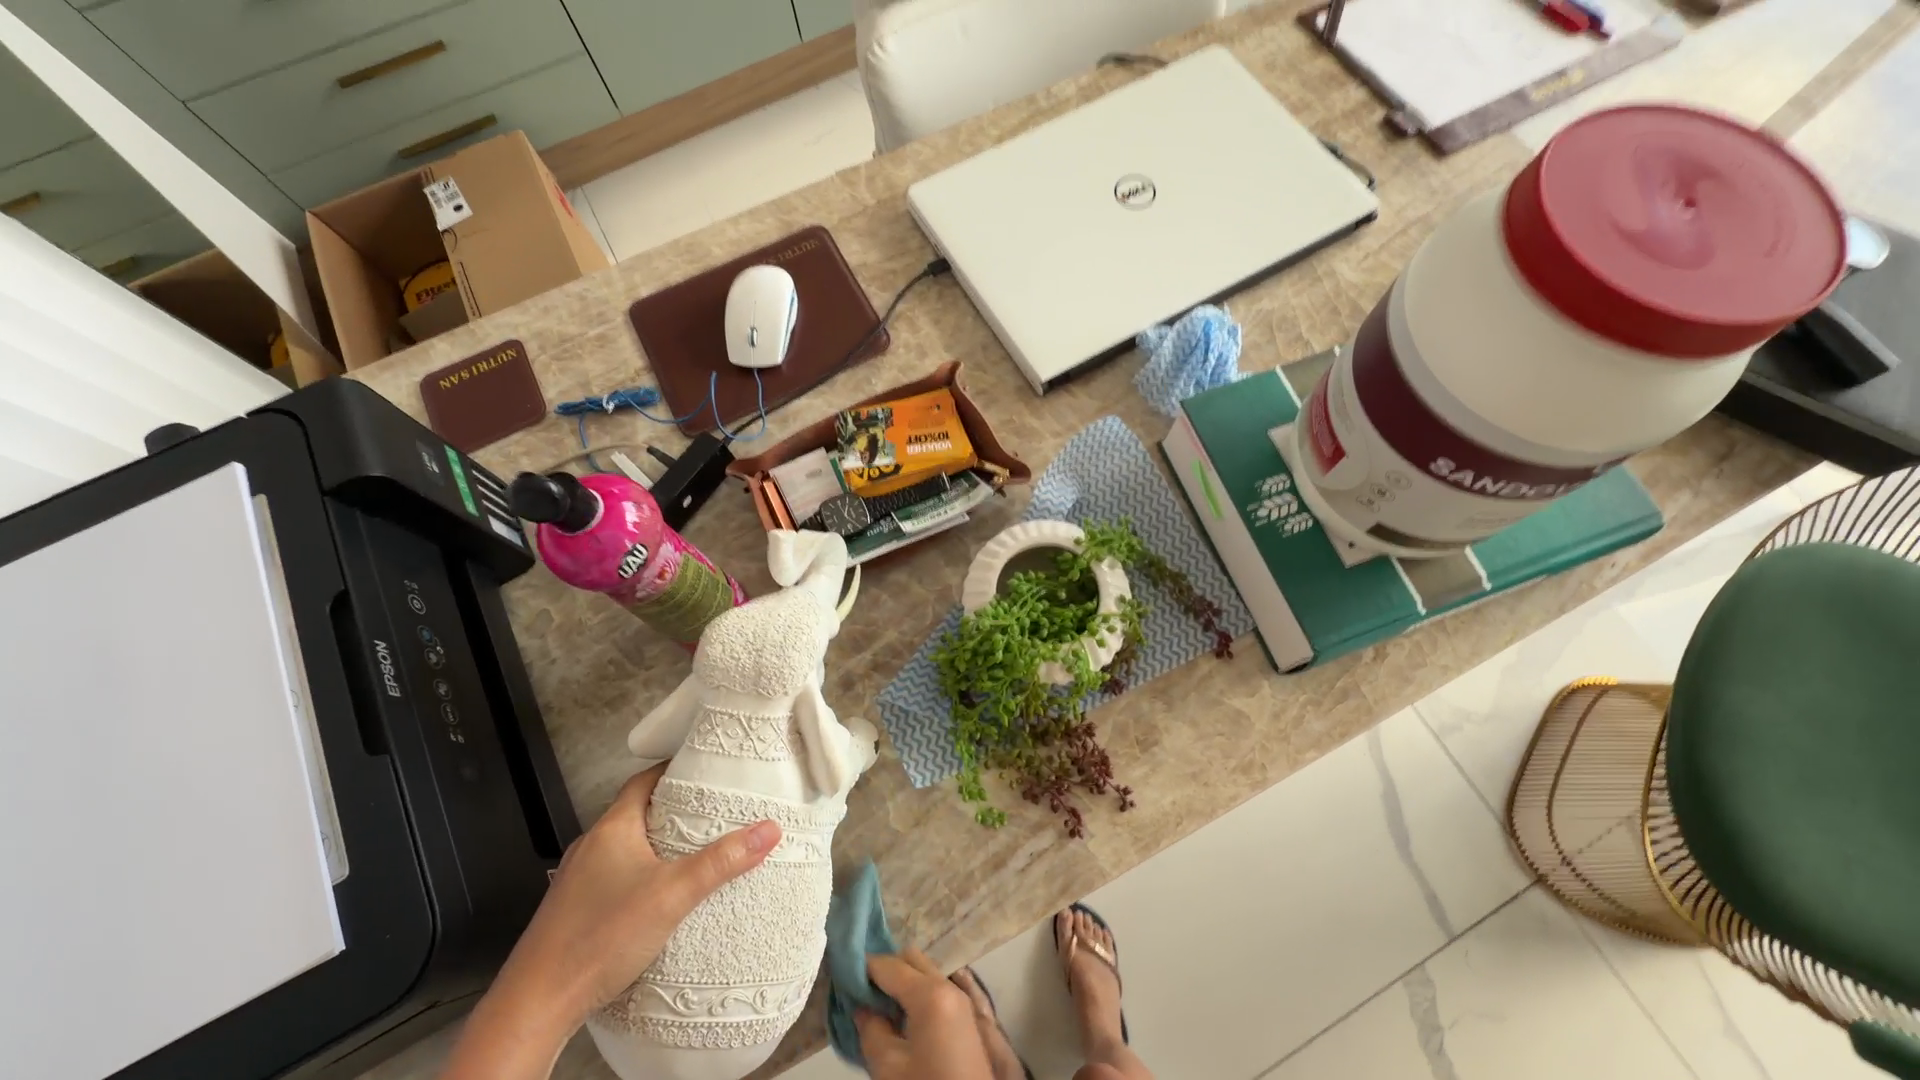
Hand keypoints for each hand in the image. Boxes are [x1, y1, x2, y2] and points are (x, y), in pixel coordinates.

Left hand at [441, 763, 779, 1079]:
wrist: (536, 1004)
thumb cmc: (599, 937)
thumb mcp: (672, 895)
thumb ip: (720, 862)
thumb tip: (769, 829)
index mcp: (611, 829)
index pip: (643, 781)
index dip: (674, 769)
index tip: (706, 768)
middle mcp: (591, 847)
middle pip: (637, 813)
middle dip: (675, 810)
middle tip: (715, 811)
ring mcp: (579, 880)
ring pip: (626, 848)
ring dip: (659, 846)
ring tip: (698, 852)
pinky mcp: (576, 911)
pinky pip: (616, 877)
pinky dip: (643, 875)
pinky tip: (662, 898)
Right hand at [854, 949, 996, 1079]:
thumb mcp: (888, 1066)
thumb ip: (870, 1029)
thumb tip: (862, 1006)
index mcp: (930, 994)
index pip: (889, 965)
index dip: (862, 968)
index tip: (842, 975)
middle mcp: (949, 986)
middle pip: (911, 959)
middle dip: (885, 968)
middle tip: (861, 992)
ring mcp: (961, 999)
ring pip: (925, 971)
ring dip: (901, 980)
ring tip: (877, 1005)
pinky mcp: (965, 1015)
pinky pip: (936, 988)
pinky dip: (916, 991)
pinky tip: (900, 1016)